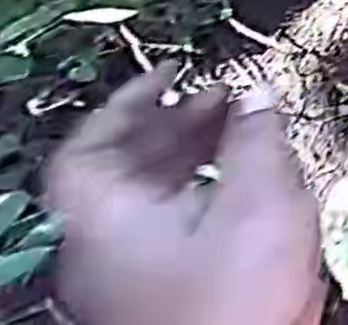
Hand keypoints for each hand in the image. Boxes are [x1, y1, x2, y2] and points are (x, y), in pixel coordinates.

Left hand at [46, 64, 323, 324]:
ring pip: (146, 188)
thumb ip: (256, 138)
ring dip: (190, 145)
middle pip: (119, 167)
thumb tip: (255, 90)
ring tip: (242, 118)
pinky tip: (245, 164)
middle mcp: (106, 241)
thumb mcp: (260, 196)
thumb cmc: (240, 278)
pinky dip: (201, 173)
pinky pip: (169, 208)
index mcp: (110, 221)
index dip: (125, 104)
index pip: (88, 152)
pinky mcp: (163, 275)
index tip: (174, 69)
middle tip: (225, 89)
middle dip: (171, 119)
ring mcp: (133, 263)